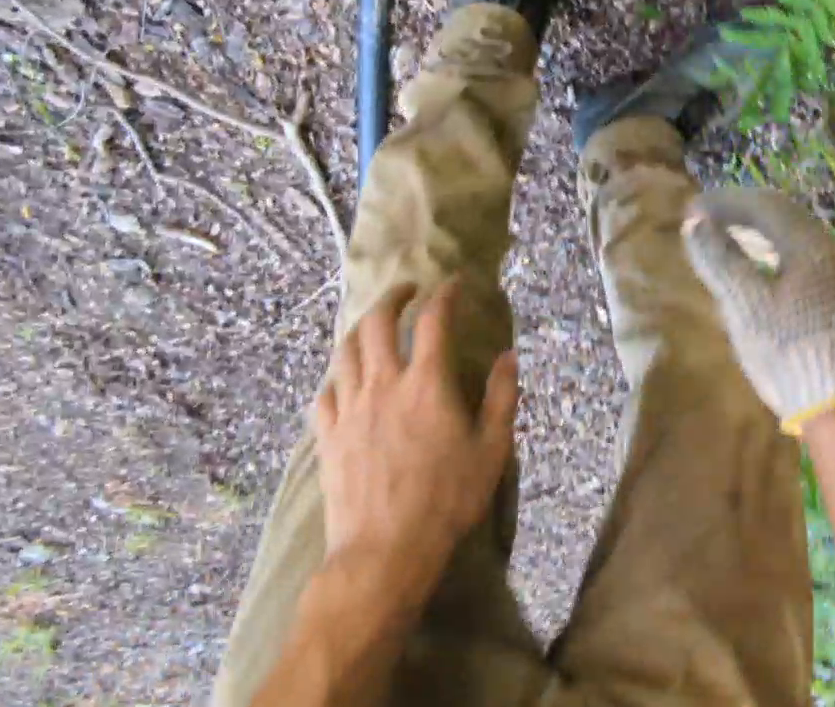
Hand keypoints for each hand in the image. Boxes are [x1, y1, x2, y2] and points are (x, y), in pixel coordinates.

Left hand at [310, 279, 518, 602]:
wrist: (385, 550)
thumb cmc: (448, 498)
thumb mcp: (492, 448)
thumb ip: (502, 396)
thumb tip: (508, 356)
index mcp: (427, 383)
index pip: (433, 321)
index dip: (445, 295)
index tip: (454, 284)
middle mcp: (384, 385)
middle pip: (378, 323)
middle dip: (393, 298)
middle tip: (407, 291)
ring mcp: (349, 409)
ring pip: (346, 351)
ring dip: (362, 327)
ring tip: (375, 323)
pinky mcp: (327, 436)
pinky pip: (325, 391)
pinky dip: (338, 374)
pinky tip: (347, 378)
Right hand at [682, 187, 834, 434]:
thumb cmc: (787, 351)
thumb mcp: (745, 304)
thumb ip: (719, 258)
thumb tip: (695, 223)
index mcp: (813, 245)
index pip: (765, 206)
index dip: (725, 203)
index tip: (692, 209)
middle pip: (785, 216)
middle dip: (743, 213)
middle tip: (707, 218)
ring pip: (797, 238)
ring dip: (760, 232)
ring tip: (726, 238)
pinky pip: (806, 259)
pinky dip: (777, 253)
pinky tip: (760, 267)